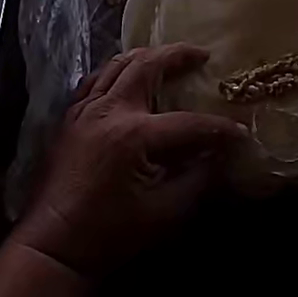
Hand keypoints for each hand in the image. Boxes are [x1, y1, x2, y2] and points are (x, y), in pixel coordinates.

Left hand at [12, 44, 248, 277]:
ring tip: (167, 57)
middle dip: (177, 55)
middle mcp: (108, 111)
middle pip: (146, 66)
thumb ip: (198, 178)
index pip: (188, 123)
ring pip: (116, 65)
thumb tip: (222, 155)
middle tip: (201, 54)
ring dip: (145, 57)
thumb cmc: (111, 232)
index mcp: (134, 135)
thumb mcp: (165, 212)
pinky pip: (95, 80)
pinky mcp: (70, 116)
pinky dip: (115, 71)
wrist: (55, 242)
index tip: (242, 133)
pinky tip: (126, 75)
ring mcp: (84, 109)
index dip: (219, 128)